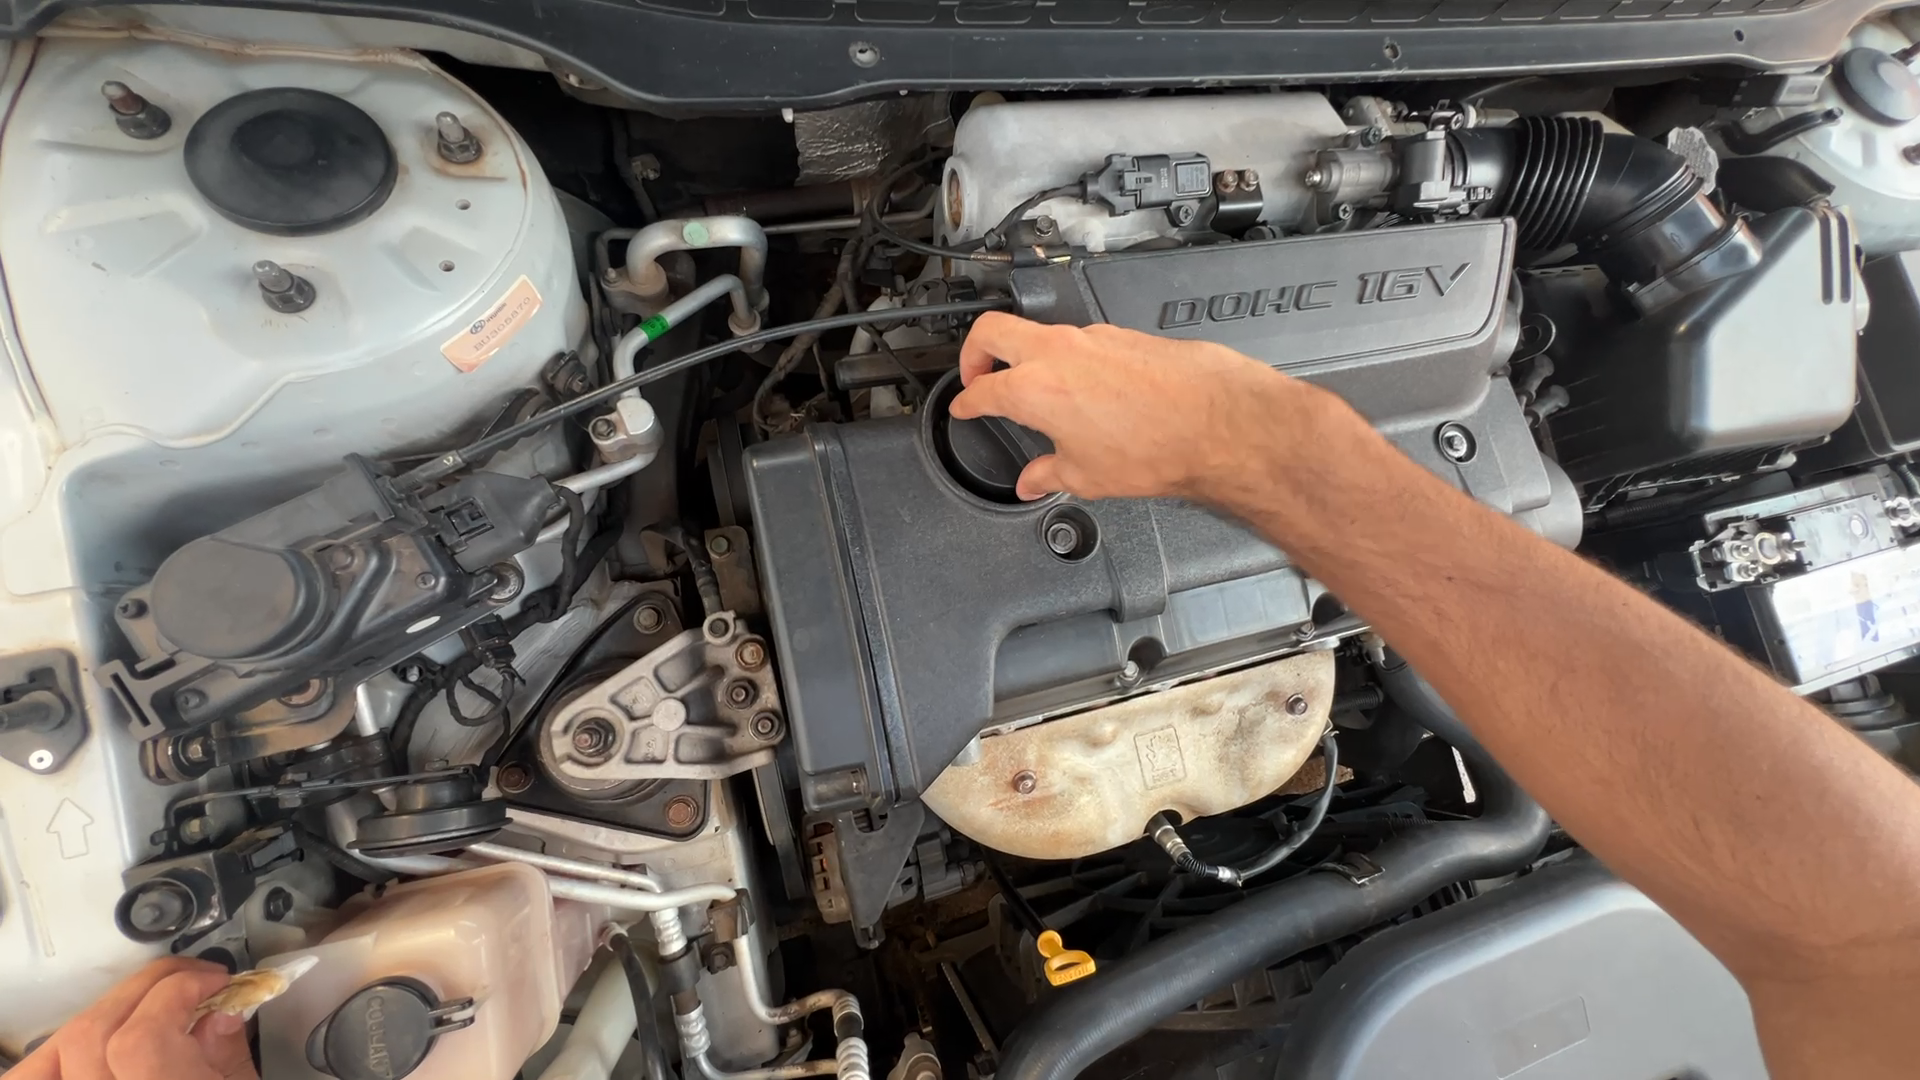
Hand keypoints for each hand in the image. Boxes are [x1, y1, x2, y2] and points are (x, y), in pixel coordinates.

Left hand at [14, 958, 258, 1079]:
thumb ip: (231, 1056)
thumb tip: (222, 1010)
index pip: (141, 1035)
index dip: (181, 990)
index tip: (218, 981)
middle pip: (92, 1033)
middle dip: (151, 986)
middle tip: (193, 982)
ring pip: (49, 1052)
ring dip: (103, 1013)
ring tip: (146, 1007)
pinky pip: (28, 1077)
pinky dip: (53, 1053)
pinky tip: (93, 1041)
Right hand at [948, 313, 1344, 503]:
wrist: (1217, 422)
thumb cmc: (1155, 446)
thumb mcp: (1086, 476)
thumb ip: (1047, 475)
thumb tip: (1033, 482)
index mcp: (1034, 388)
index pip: (979, 388)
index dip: (963, 401)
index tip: (961, 406)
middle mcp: (1056, 352)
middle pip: (990, 330)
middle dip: (972, 352)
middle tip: (976, 375)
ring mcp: (1089, 337)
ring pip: (1036, 331)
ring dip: (1022, 354)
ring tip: (1031, 387)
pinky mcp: (1119, 334)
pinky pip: (1077, 339)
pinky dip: (1063, 357)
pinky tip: (1080, 387)